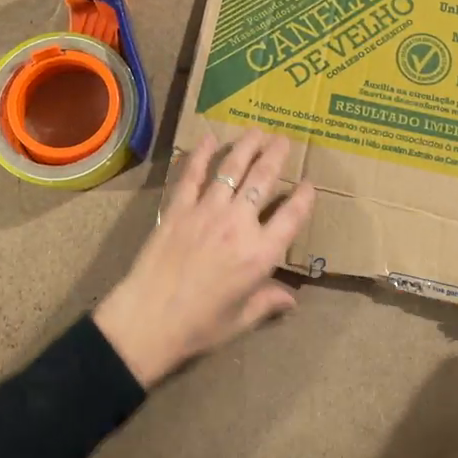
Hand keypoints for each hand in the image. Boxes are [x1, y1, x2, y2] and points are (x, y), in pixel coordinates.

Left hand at [93, 130, 315, 388]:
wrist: (148, 320)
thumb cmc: (199, 326)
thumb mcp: (241, 320)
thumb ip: (267, 303)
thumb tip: (291, 300)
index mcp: (260, 255)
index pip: (292, 216)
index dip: (304, 197)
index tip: (309, 184)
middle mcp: (239, 225)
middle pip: (263, 180)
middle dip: (276, 156)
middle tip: (283, 139)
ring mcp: (207, 212)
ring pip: (232, 170)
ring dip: (246, 147)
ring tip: (256, 131)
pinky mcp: (178, 209)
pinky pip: (193, 176)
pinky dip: (201, 154)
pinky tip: (209, 138)